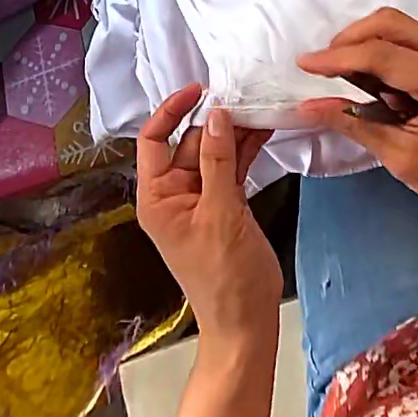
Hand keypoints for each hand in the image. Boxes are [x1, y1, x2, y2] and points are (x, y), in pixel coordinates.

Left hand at [136, 84, 281, 347]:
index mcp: (157, 196)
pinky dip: (245, 152)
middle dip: (216, 122)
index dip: (171, 111)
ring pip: (214, 154)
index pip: (153, 140)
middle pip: (190, 143)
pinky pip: (230, 169)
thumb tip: (215, 115)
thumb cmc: (225, 276)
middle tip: (246, 97)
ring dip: (235, 134)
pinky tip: (264, 131)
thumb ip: (217, 162)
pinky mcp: (224, 205)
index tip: (197, 91)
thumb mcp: (221, 214)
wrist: (247, 325)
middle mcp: (173, 193)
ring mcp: (200, 198)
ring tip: (260, 109)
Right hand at [297, 8, 417, 226]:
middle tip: (325, 68)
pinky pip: (410, 40)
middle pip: (390, 24)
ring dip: (365, 44)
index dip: (337, 57)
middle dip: (349, 40)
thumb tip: (306, 107)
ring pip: (399, 27)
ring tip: (347, 77)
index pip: (382, 54)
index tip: (304, 65)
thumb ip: (353, 124)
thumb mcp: (402, 159)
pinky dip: (382, 52)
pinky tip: (374, 82)